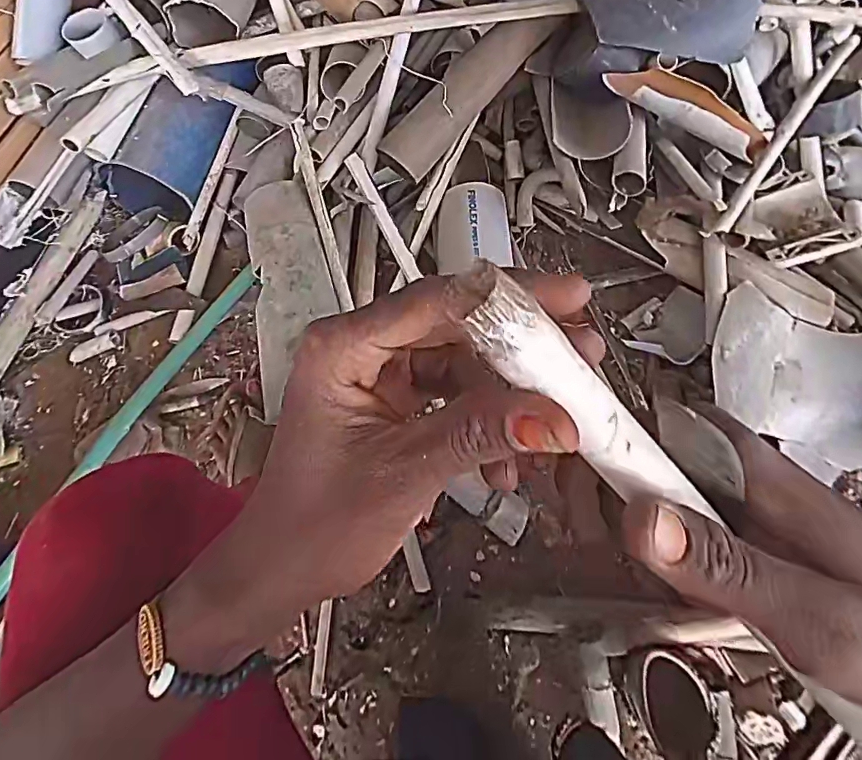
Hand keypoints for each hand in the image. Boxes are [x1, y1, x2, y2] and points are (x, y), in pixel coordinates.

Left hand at [162, 271, 599, 657]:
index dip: (506, 297)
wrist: (285, 565)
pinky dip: (488, 413)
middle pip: (454, 322)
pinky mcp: (395, 393)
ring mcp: (379, 368)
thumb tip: (549, 416)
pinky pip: (455, 386)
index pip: (434, 302)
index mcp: (342, 345)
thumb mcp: (402, 474)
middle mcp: (360, 344)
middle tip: (576, 348)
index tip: (563, 295)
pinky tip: (508, 452)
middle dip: (518, 343)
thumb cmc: (316, 522)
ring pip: (461, 355)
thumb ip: (476, 434)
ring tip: (551, 416)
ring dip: (507, 388)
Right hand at [619, 406, 861, 722]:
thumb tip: (639, 517)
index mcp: (747, 467)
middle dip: (593, 491)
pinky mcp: (730, 523)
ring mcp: (728, 495)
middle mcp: (731, 467)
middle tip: (593, 543)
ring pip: (638, 481)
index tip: (570, 491)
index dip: (591, 447)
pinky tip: (647, 575)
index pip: (638, 422)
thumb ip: (725, 567)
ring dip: (610, 517)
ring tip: (616, 566)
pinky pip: (661, 516)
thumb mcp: (819, 615)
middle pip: (627, 449)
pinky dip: (639, 540)